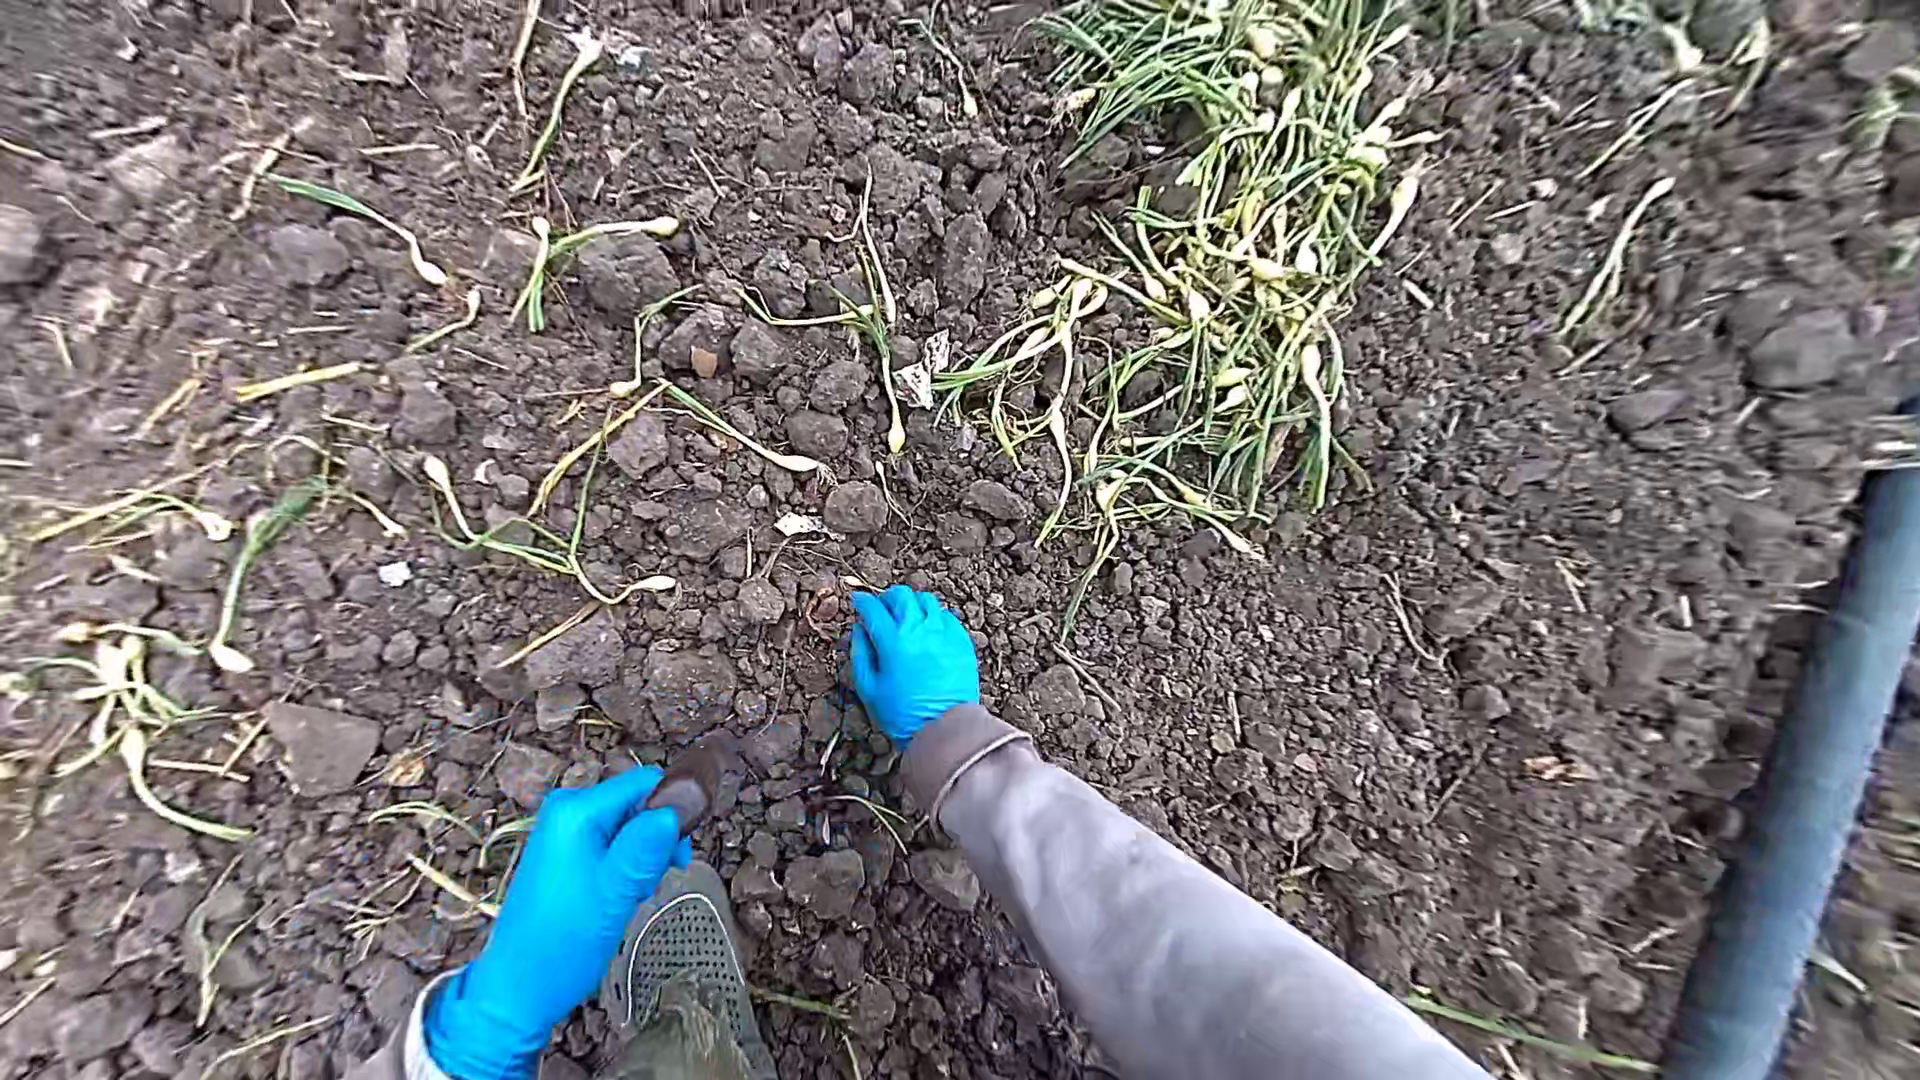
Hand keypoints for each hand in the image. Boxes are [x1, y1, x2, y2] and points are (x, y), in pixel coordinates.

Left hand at [424, 767, 691, 1079]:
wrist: (515, 994)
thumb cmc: (560, 947)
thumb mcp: (613, 894)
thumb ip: (644, 847)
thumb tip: (676, 808)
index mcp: (575, 810)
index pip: (647, 782)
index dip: (671, 812)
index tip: (676, 853)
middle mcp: (569, 808)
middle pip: (641, 800)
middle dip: (658, 837)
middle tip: (654, 877)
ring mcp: (567, 827)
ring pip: (633, 820)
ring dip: (646, 852)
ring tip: (636, 889)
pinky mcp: (569, 846)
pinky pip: (618, 836)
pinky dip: (630, 861)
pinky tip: (624, 890)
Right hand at [850, 585, 980, 747]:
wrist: (945, 728)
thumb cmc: (904, 715)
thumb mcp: (870, 688)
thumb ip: (861, 654)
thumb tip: (859, 630)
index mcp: (893, 641)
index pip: (873, 608)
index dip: (863, 602)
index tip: (860, 602)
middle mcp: (919, 630)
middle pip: (901, 596)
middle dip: (887, 598)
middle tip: (883, 608)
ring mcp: (943, 632)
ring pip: (926, 600)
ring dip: (912, 603)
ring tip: (907, 616)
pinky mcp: (961, 640)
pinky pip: (946, 616)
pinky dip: (933, 616)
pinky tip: (928, 629)